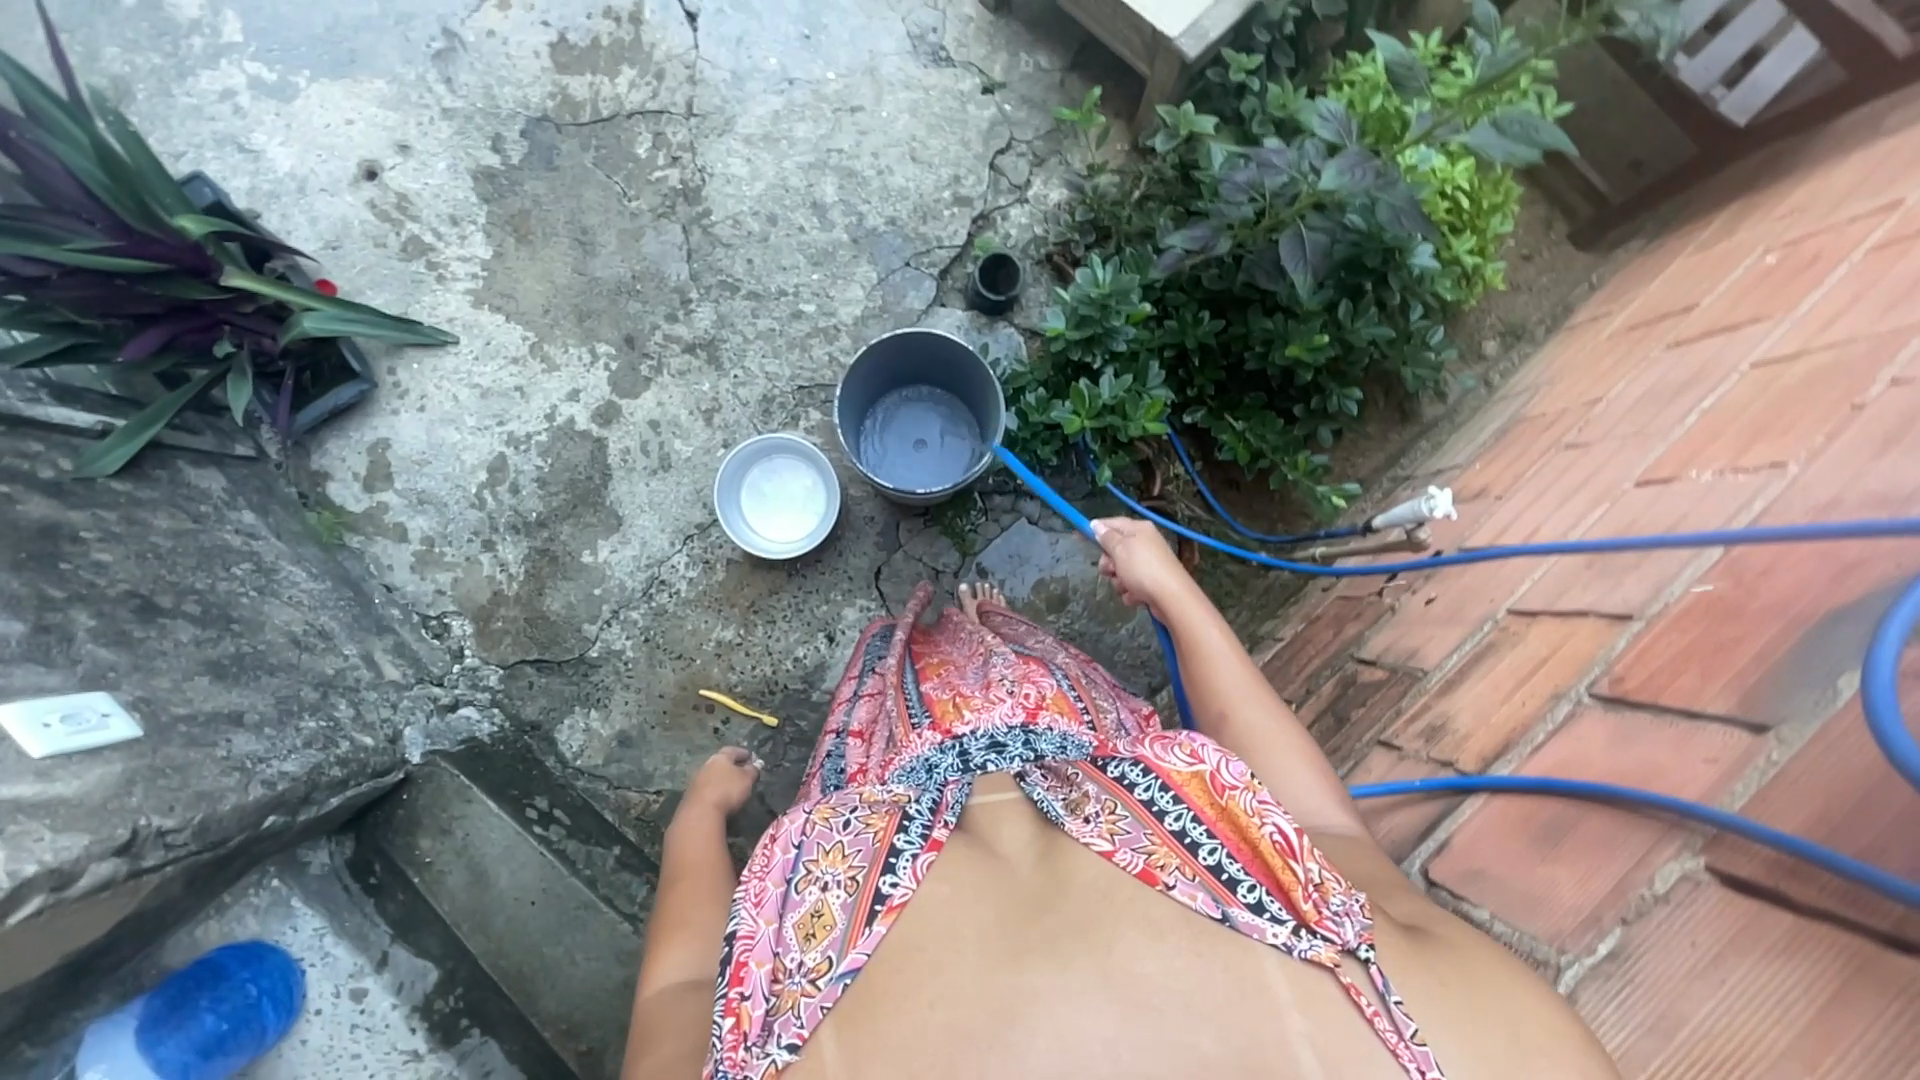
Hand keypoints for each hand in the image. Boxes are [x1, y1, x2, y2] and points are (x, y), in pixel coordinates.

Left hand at [679, 747, 761, 818]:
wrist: (700, 813)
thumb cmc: (727, 791)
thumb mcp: (747, 779)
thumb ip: (753, 770)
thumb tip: (757, 763)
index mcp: (720, 757)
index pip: (733, 750)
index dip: (743, 753)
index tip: (751, 758)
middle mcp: (706, 765)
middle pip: (721, 762)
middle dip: (731, 766)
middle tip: (742, 772)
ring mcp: (696, 780)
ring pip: (712, 775)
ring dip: (721, 779)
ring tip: (731, 786)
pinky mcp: (690, 795)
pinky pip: (706, 788)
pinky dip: (714, 789)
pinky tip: (719, 797)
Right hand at [1093, 517, 1196, 617]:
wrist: (1170, 597)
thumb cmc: (1143, 568)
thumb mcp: (1120, 548)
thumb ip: (1106, 536)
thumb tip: (1096, 524)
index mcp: (1138, 530)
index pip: (1112, 524)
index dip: (1096, 529)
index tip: (1079, 535)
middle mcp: (1144, 544)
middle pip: (1114, 550)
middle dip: (1108, 563)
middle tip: (1112, 569)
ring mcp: (1147, 565)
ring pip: (1119, 571)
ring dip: (1119, 581)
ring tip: (1128, 585)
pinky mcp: (1149, 583)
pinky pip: (1130, 586)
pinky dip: (1130, 592)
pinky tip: (1137, 595)